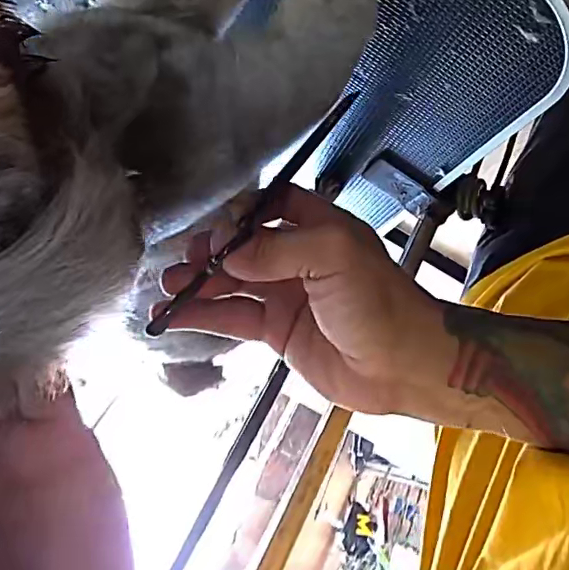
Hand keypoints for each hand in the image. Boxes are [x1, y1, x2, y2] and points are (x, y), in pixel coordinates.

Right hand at [155, 187, 453, 415]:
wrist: (400, 364)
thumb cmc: (380, 304)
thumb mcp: (336, 258)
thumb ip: (280, 248)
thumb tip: (227, 249)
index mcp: (324, 230)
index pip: (276, 205)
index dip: (244, 210)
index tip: (215, 223)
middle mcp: (304, 258)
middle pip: (248, 244)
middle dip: (213, 247)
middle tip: (185, 257)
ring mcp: (290, 294)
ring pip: (234, 281)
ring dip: (200, 281)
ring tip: (168, 284)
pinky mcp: (280, 330)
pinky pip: (234, 317)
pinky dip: (204, 315)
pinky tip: (174, 314)